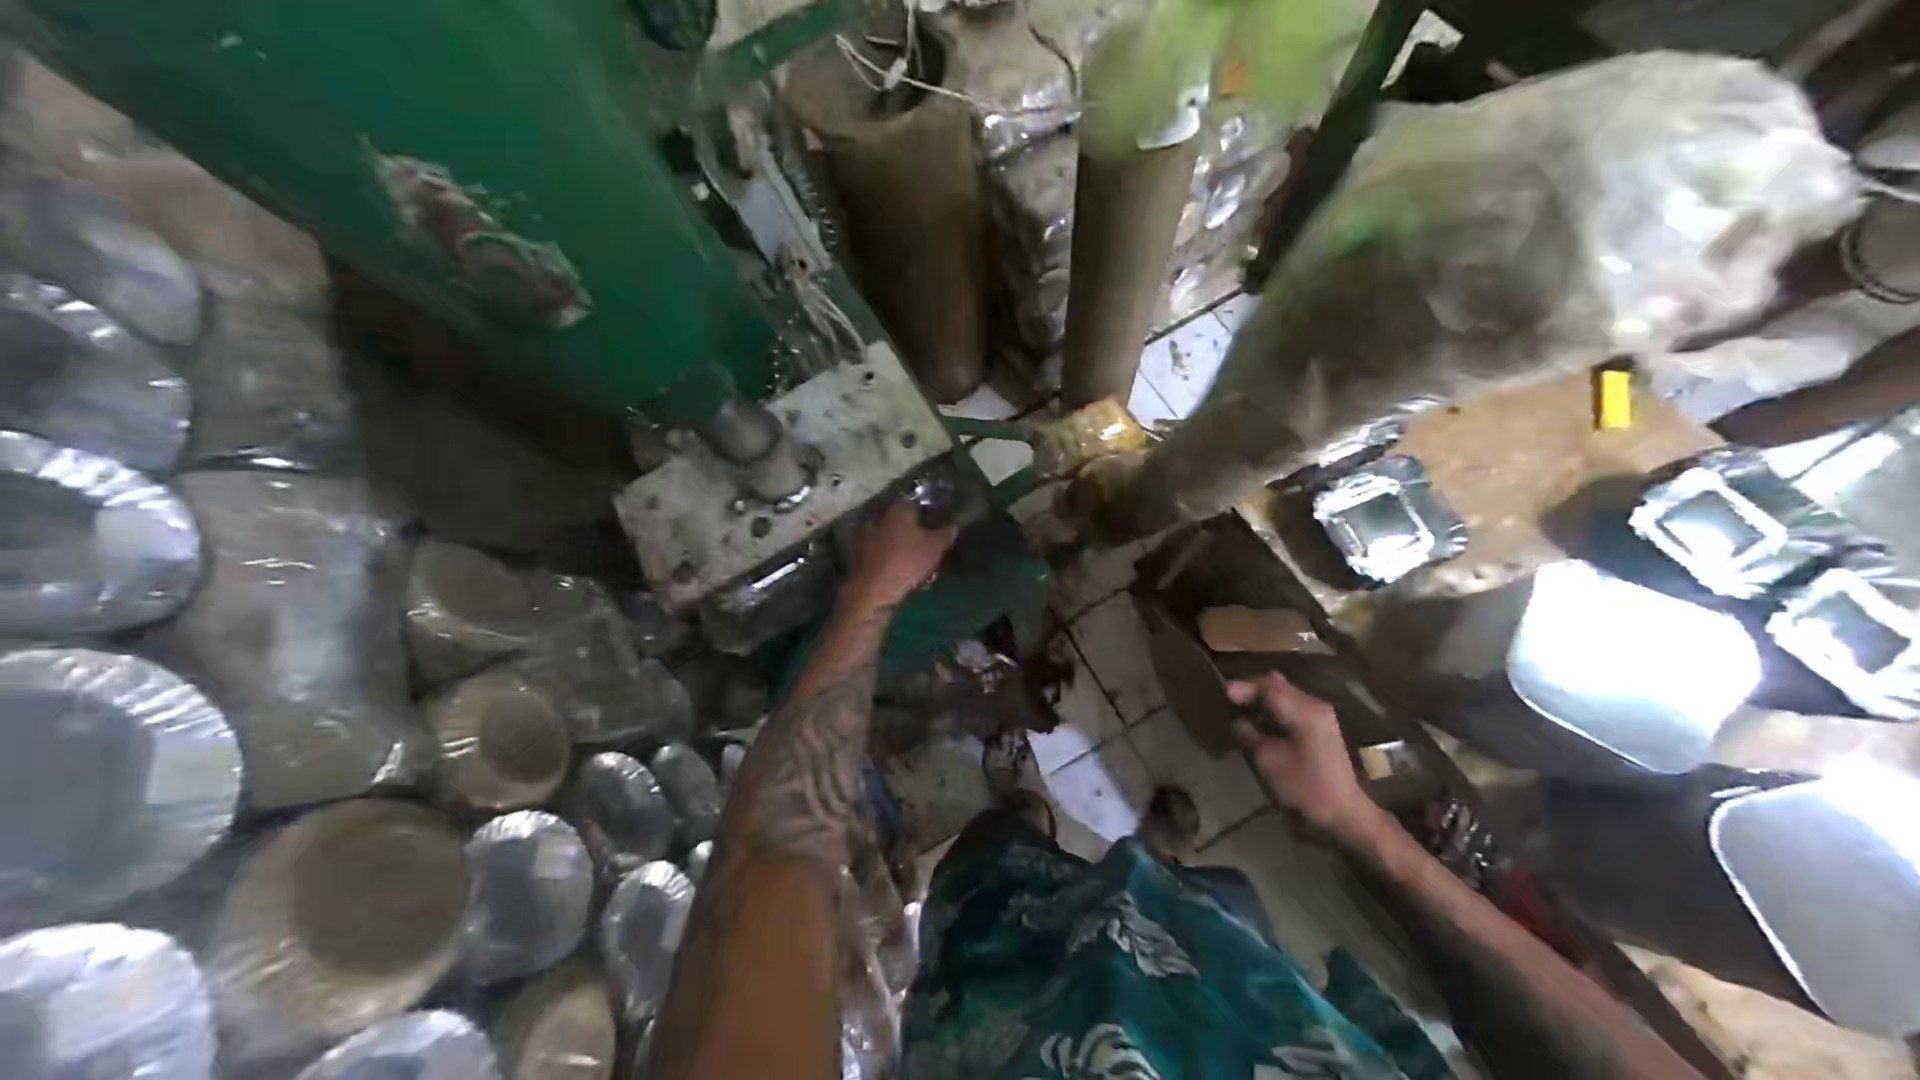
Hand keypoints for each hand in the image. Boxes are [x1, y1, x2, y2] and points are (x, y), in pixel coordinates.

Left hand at [845, 500, 957, 608]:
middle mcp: (878, 515)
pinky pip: (876, 550)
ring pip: (887, 535)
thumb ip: (947, 532)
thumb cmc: (907, 562)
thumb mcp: (936, 547)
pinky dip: (885, 555)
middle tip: (924, 543)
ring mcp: (863, 533)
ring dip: (897, 543)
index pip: (916, 502)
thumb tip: (955, 523)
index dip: (928, 512)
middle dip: (911, 529)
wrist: (873, 590)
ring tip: (909, 559)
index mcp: (898, 509)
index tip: (936, 523)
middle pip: (899, 518)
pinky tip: (894, 568)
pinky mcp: (855, 552)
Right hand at [1228, 674, 1386, 844]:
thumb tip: (1238, 721)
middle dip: (1251, 690)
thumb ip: (1249, 733)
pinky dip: (1273, 708)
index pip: (1268, 686)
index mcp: (1304, 711)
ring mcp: (1320, 714)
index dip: (1243, 687)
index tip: (1221, 692)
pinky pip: (1291, 705)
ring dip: (1262, 699)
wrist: (1344, 812)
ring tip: (1242, 711)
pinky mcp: (1321, 725)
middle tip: (1229, 701)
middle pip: (1277, 685)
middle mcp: (1314, 705)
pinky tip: (1261, 721)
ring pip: (1284, 693)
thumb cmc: (1304, 787)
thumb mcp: (1267, 759)